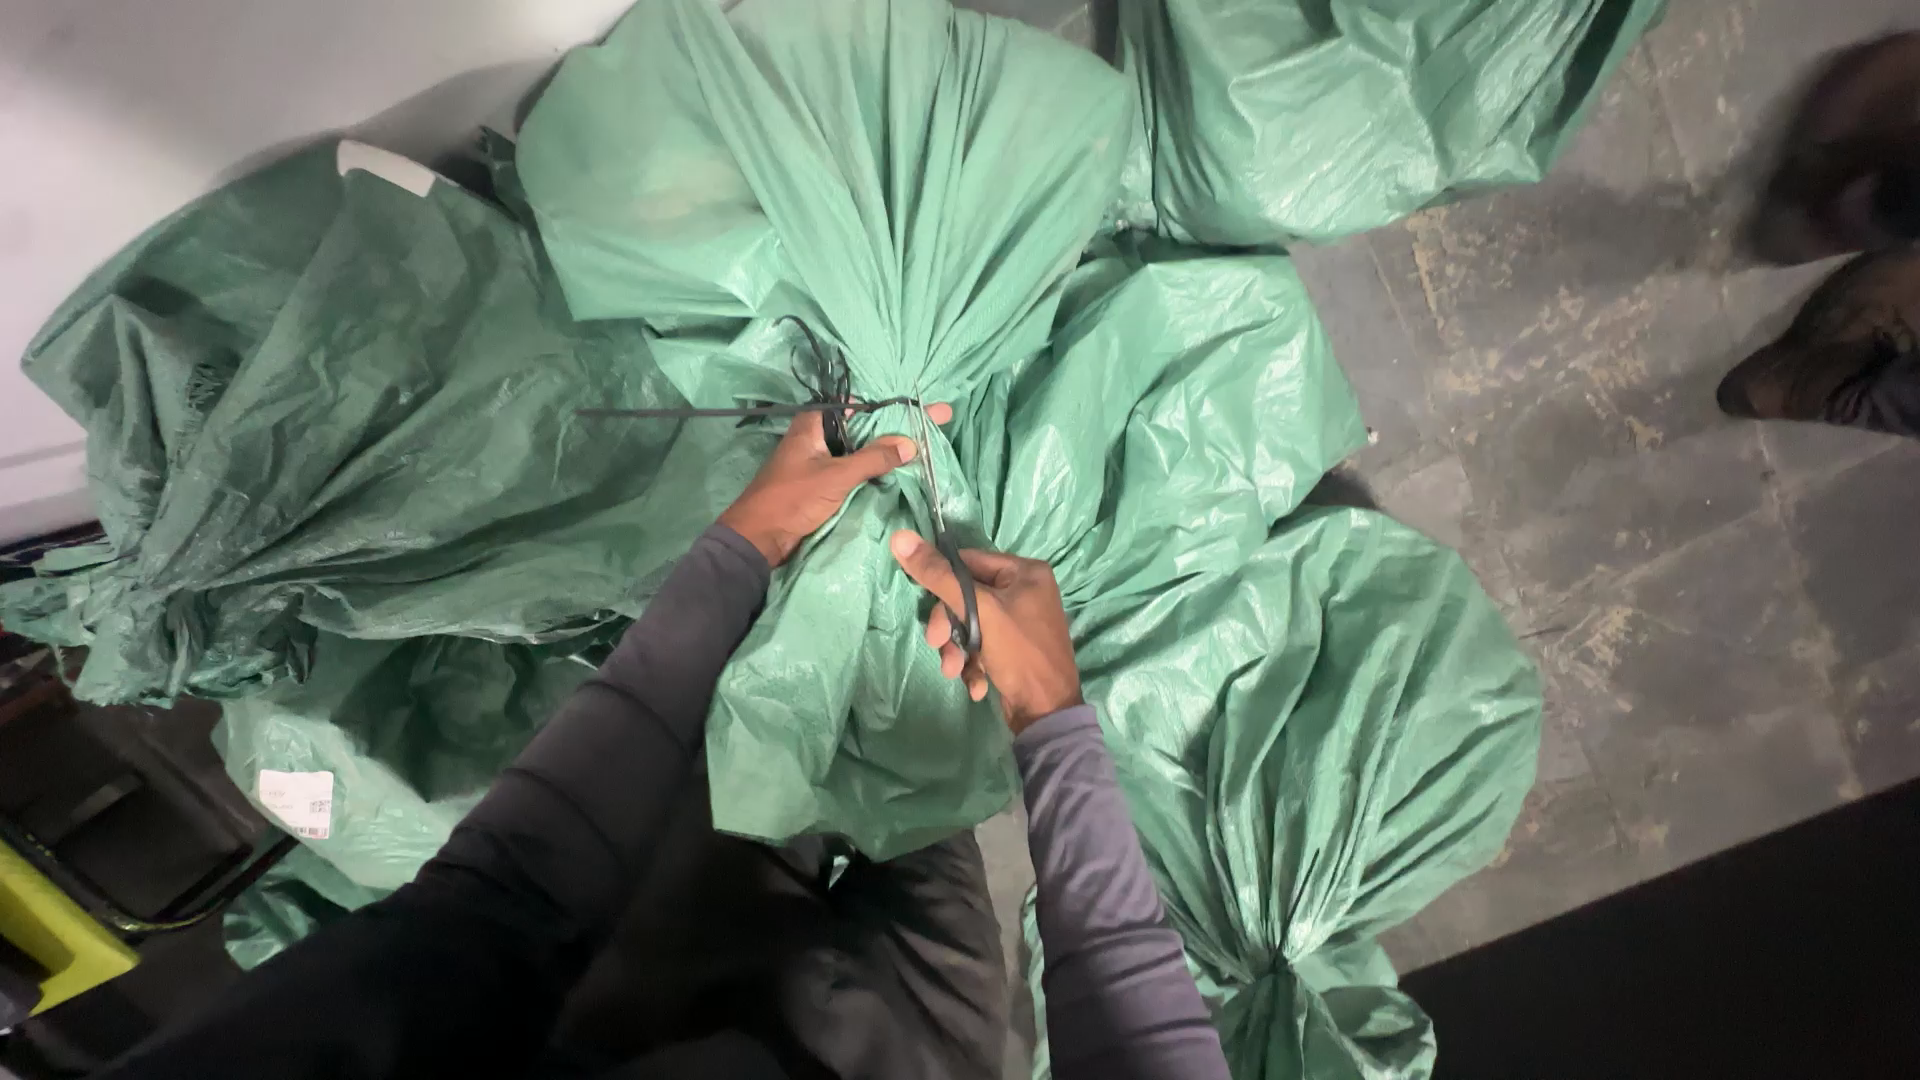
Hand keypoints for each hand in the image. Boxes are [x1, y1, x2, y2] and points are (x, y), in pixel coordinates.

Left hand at [719, 404, 951, 566]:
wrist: (759, 537)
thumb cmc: (793, 499)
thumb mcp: (837, 476)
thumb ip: (873, 458)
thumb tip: (911, 444)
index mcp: (813, 422)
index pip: (857, 404)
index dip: (888, 407)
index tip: (920, 409)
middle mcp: (816, 435)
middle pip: (860, 427)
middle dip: (891, 430)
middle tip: (929, 428)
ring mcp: (818, 459)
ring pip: (858, 449)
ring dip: (883, 452)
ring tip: (920, 448)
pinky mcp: (821, 481)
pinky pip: (852, 468)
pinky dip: (872, 469)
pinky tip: (896, 471)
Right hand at [889, 531, 1082, 733]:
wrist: (1046, 713)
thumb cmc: (1019, 653)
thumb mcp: (979, 610)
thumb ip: (939, 576)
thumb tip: (900, 537)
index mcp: (1025, 572)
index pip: (968, 562)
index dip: (943, 585)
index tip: (929, 610)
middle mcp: (1025, 590)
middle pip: (967, 596)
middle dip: (950, 626)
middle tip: (938, 644)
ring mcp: (1020, 621)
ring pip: (970, 624)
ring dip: (957, 649)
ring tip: (955, 671)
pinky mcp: (1013, 648)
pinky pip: (982, 644)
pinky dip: (974, 662)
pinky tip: (976, 682)